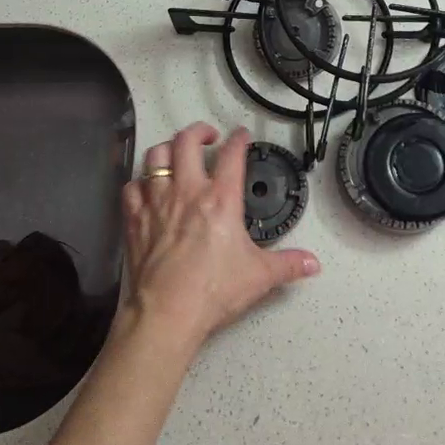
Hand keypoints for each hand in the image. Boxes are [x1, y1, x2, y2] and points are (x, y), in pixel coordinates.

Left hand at [120, 123, 319, 356]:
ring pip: (156, 156)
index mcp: (221, 199)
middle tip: (208, 137)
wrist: (166, 313)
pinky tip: (147, 188)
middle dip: (199, 132)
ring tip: (176, 153)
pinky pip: (132, 187)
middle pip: (187, 141)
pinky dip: (139, 183)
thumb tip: (312, 264)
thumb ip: (288, 265)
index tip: (242, 136)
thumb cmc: (212, 292)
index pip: (232, 155)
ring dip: (167, 149)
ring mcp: (157, 202)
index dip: (239, 139)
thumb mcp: (259, 276)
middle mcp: (188, 191)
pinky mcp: (135, 219)